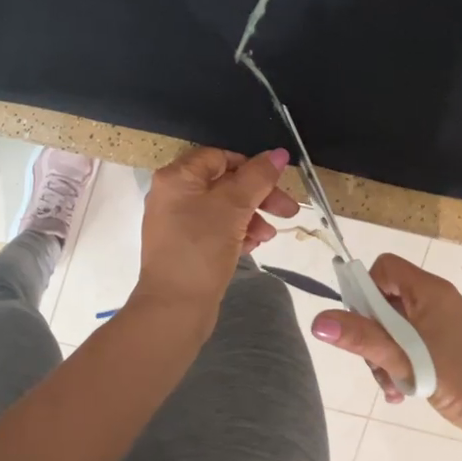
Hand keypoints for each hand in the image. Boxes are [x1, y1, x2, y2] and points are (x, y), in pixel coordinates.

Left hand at [130, 147, 298, 324]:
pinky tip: (253, 246)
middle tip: (289, 211)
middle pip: (223, 182)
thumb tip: (278, 153)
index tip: (277, 182)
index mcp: (177, 177)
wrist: (175, 307)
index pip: (219, 157)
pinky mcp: (185, 246)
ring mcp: (177, 222)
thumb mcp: (233, 207)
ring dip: (251, 216)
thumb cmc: (201, 248)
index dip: (251, 166)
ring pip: (223, 208)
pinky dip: (237, 233)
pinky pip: (216, 229)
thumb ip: (257, 177)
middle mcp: (172, 194)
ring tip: (269, 236)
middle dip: (258, 195)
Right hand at [310, 255, 461, 437]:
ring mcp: (442, 324)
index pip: (384, 268)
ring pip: (393, 327)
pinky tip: (400, 391)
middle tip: (375, 363)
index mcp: (429, 291)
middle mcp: (435, 301)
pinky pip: (409, 344)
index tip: (361, 323)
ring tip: (390, 385)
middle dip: (371, 333)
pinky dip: (399, 364)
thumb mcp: (403, 358)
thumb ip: (360, 337)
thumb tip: (318, 321)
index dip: (366, 290)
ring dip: (383, 355)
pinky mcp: (446, 347)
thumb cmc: (459, 381)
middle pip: (384, 300)